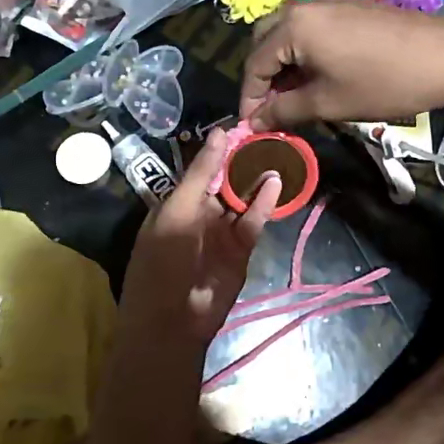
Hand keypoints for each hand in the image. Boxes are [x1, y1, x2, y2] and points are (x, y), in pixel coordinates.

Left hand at [119, 128, 282, 345]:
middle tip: (269, 134)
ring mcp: (222, 230)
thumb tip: (219, 133)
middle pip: (226, 180)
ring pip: (243, 198)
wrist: (173, 319)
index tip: (245, 124)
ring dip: (258, 179)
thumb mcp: (177, 210)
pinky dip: (264, 203)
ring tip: (280, 153)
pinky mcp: (241, 248)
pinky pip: (254, 220)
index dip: (222, 148)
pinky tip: (276, 183)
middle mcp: (201, 212)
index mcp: (178, 201)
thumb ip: (201, 173)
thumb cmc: (163, 259)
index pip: (203, 167)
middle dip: (245, 160)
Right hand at [238, 0, 443, 129]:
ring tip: (296, 96)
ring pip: (290, 31)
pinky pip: (315, 25)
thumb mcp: (328, 103)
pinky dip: (307, 49)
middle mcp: (305, 4)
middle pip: (266, 40)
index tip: (252, 127)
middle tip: (272, 110)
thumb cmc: (383, 84)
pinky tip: (322, 72)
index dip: (249, 98)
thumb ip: (283, 111)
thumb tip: (254, 122)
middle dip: (263, 76)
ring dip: (285, 62)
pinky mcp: (354, 3)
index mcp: (293, 26)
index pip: (254, 64)